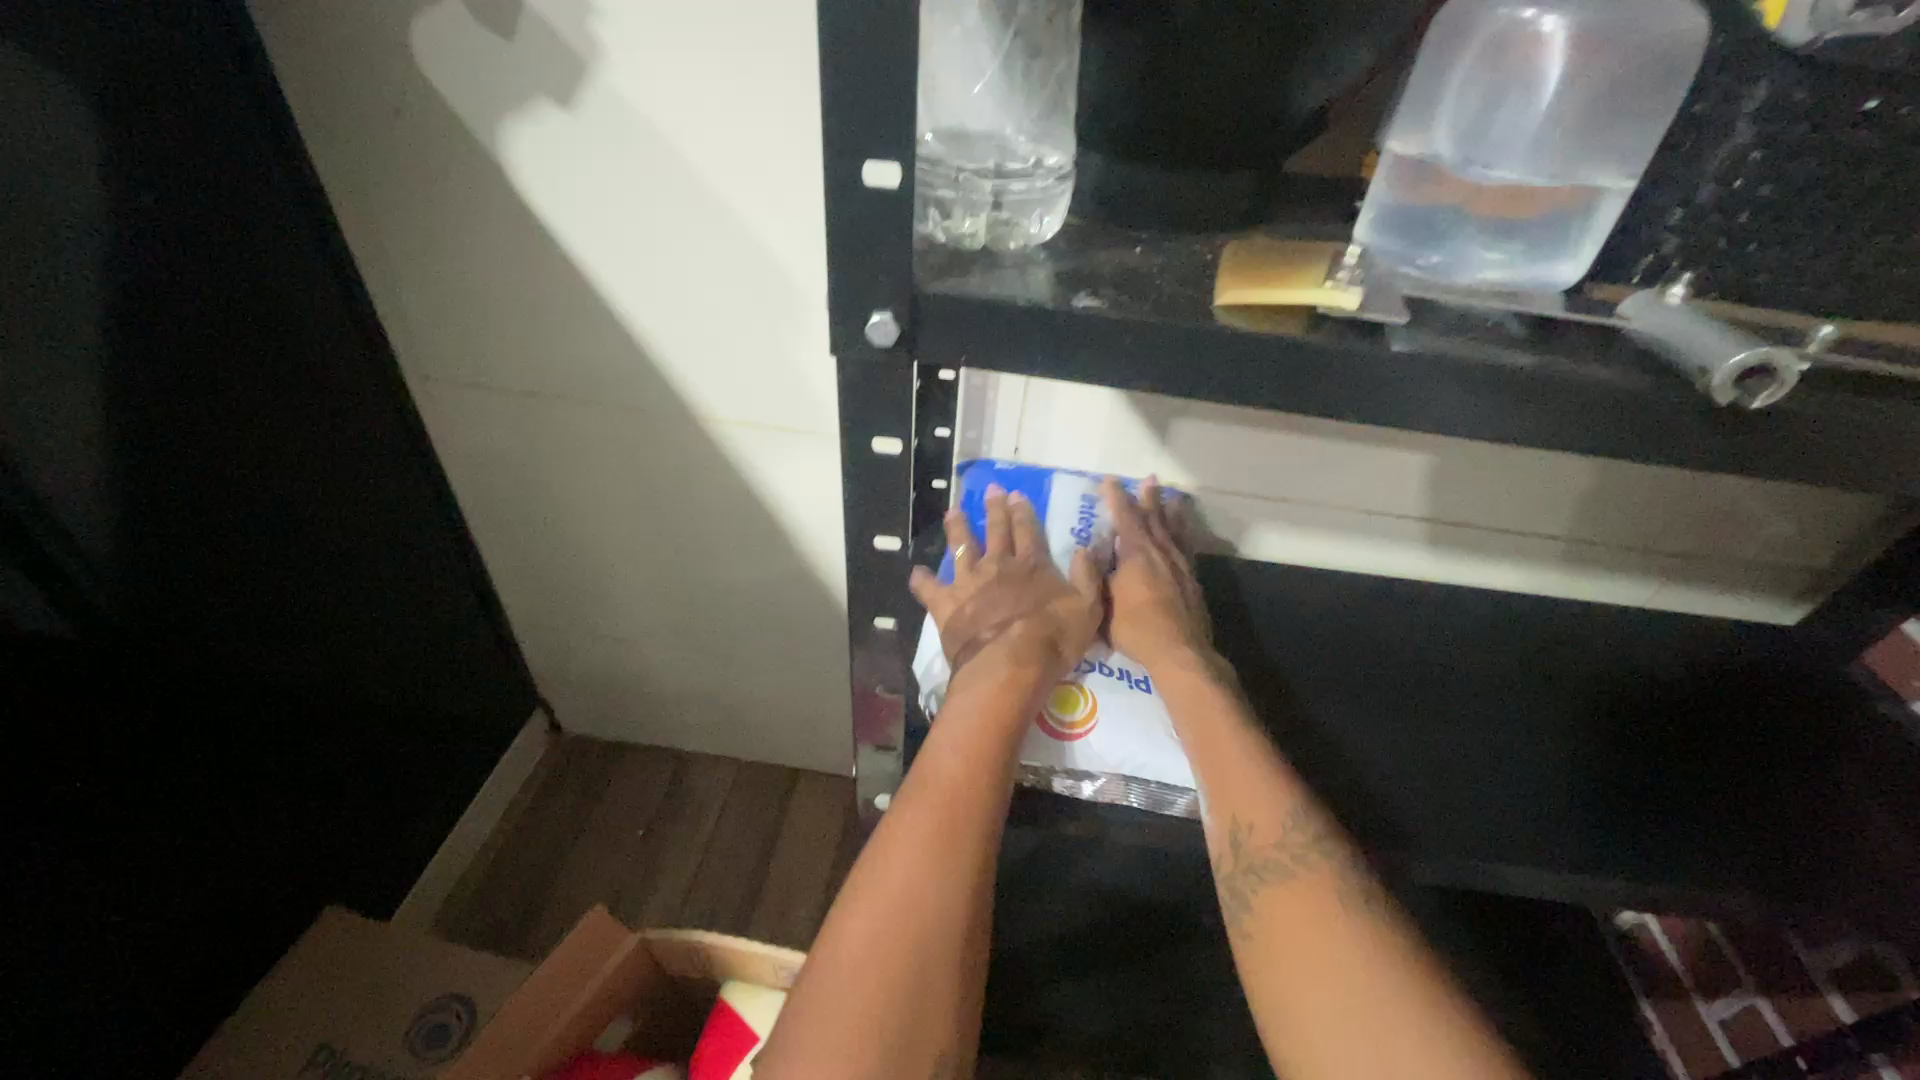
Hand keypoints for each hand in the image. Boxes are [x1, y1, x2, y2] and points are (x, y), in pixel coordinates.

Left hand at [910, 484, 1101, 681]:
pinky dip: (922, 580)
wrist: (1010, 664)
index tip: (1016, 494)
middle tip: (990, 489)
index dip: (1022, 511)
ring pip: (961, 546)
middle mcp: (998, 565)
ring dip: (957, 527)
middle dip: (994, 508)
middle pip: (996, 530)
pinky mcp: (946, 603)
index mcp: (1032, 565)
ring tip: (953, 511)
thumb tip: (1085, 550)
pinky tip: (916, 572)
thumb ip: (1087, 578)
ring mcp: (969, 582)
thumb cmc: (1053, 640)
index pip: (1028, 530)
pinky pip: (929, 587)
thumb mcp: (1088, 609)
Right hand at [1104, 475, 1215, 673]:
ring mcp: (1180, 565)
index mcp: (1136, 554)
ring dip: (1171, 512)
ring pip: (1174, 530)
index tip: (1110, 481)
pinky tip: (1184, 536)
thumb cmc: (1135, 629)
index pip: (1124, 518)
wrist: (1179, 652)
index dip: (1116, 498)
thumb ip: (1096, 577)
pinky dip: (1185, 536)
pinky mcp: (1192, 581)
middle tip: (1149, 479)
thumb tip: (1089, 553)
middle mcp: (1160, 552)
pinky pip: (1187, 548)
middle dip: (1148, 498)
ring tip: (1173, 497)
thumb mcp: (1103, 604)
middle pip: (1154, 518)